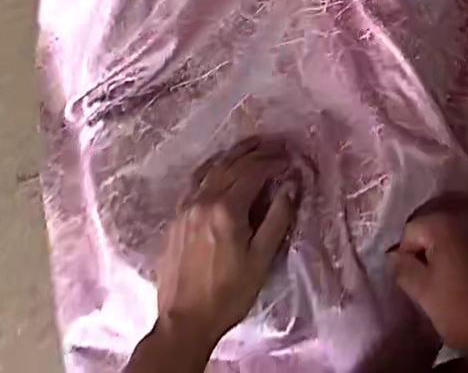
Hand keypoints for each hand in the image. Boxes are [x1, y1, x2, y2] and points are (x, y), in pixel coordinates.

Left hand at [152, 141, 300, 347]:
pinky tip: (220, 166)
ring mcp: (186, 207)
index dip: (274, 161)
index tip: (289, 158)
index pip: (254, 171)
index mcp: (226, 209)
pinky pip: (195, 180)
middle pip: (233, 163)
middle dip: (258, 150)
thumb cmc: (228, 294)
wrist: (183, 324)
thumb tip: (291, 185)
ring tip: (253, 144)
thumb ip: (278, 218)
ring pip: (212, 167)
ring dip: (235, 153)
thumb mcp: (261, 259)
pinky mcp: (176, 217)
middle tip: (277, 143)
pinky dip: (212, 166)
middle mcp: (204, 200)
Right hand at [387, 208, 467, 357]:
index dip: (405, 254)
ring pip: (457, 239)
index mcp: (445, 225)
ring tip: (447, 285)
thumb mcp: (424, 293)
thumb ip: (404, 269)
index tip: (409, 279)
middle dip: (426, 252)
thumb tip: (393, 254)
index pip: (411, 229)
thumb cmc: (462, 310)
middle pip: (435, 229)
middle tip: (425, 282)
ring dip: (448, 256)